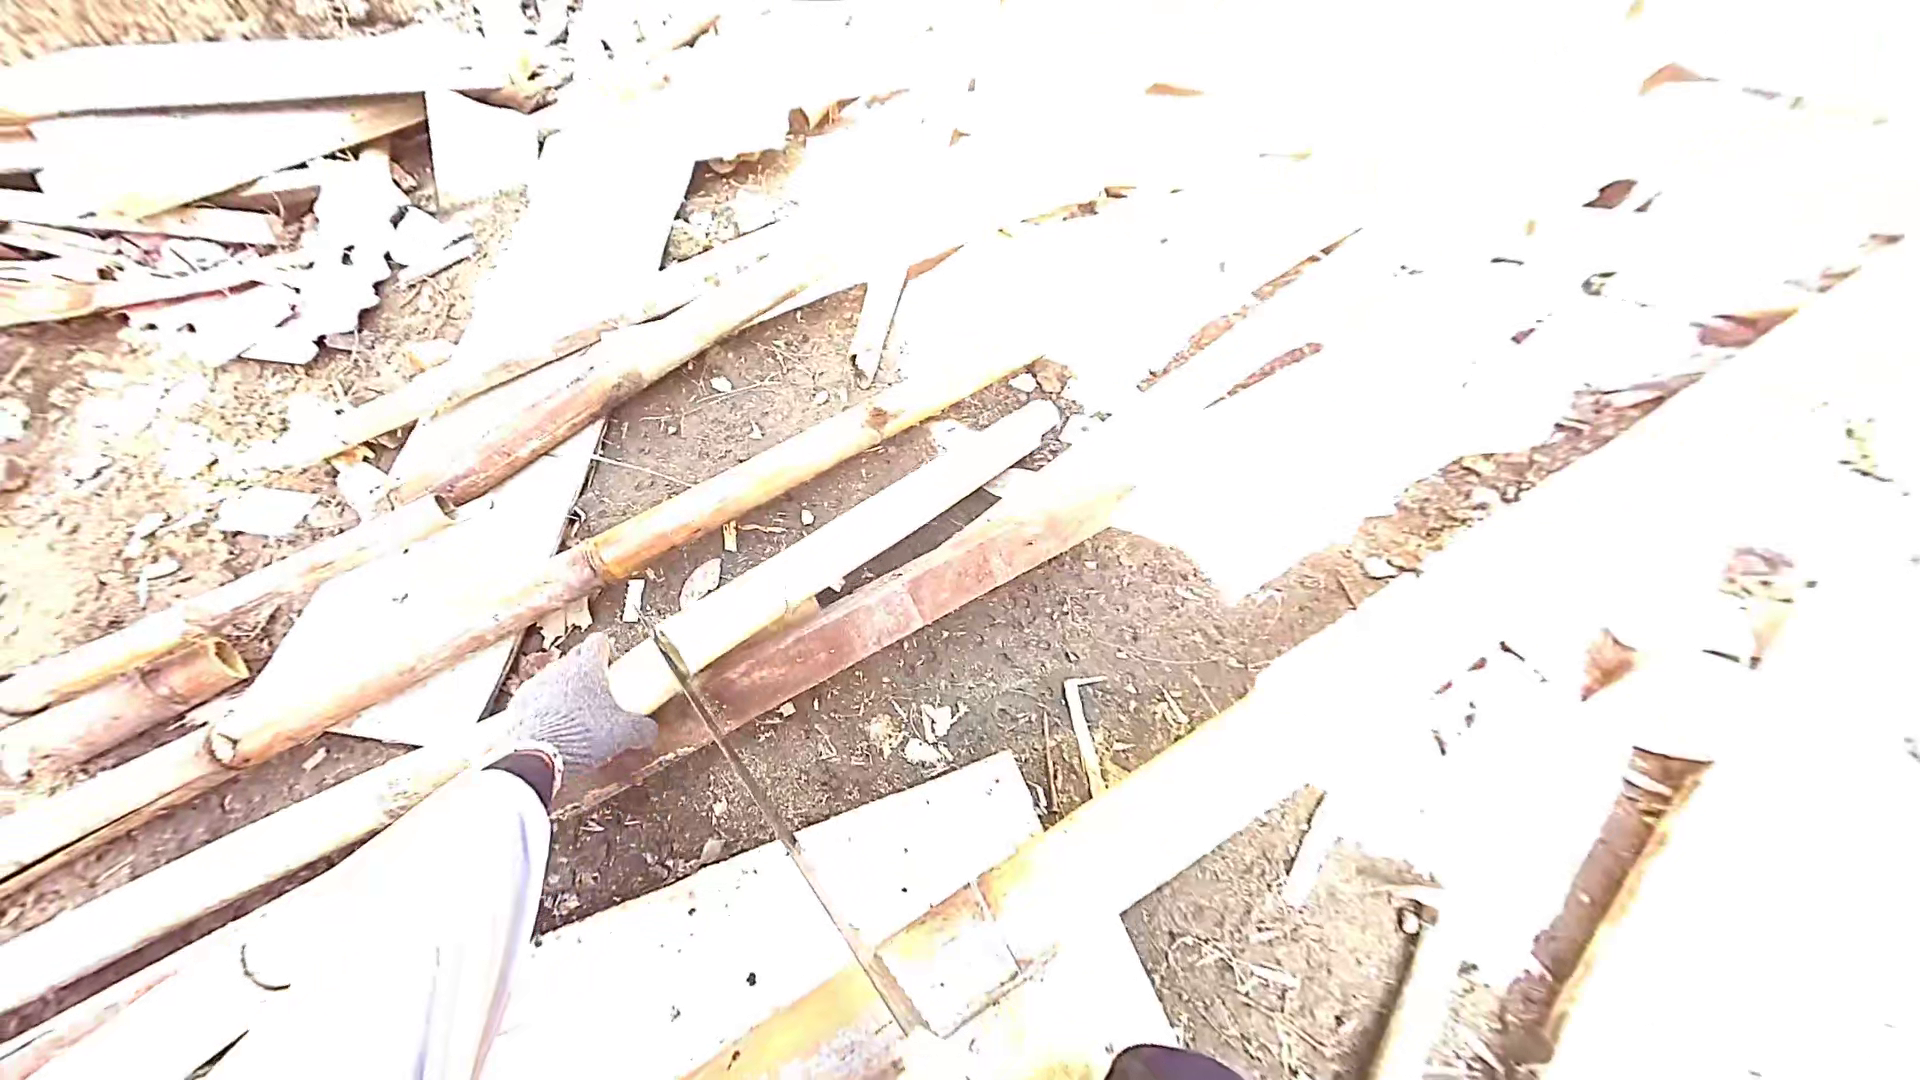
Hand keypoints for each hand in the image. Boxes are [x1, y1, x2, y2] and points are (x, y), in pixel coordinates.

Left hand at [504, 632, 656, 772]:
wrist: (534, 759)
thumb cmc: (584, 734)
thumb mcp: (625, 733)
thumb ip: (641, 728)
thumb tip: (650, 731)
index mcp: (587, 668)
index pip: (596, 643)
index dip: (604, 647)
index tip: (608, 652)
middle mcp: (558, 671)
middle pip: (572, 660)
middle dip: (582, 669)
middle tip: (595, 686)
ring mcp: (532, 689)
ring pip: (551, 680)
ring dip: (561, 691)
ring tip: (573, 711)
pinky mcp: (514, 711)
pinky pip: (533, 704)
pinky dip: (542, 711)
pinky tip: (551, 727)